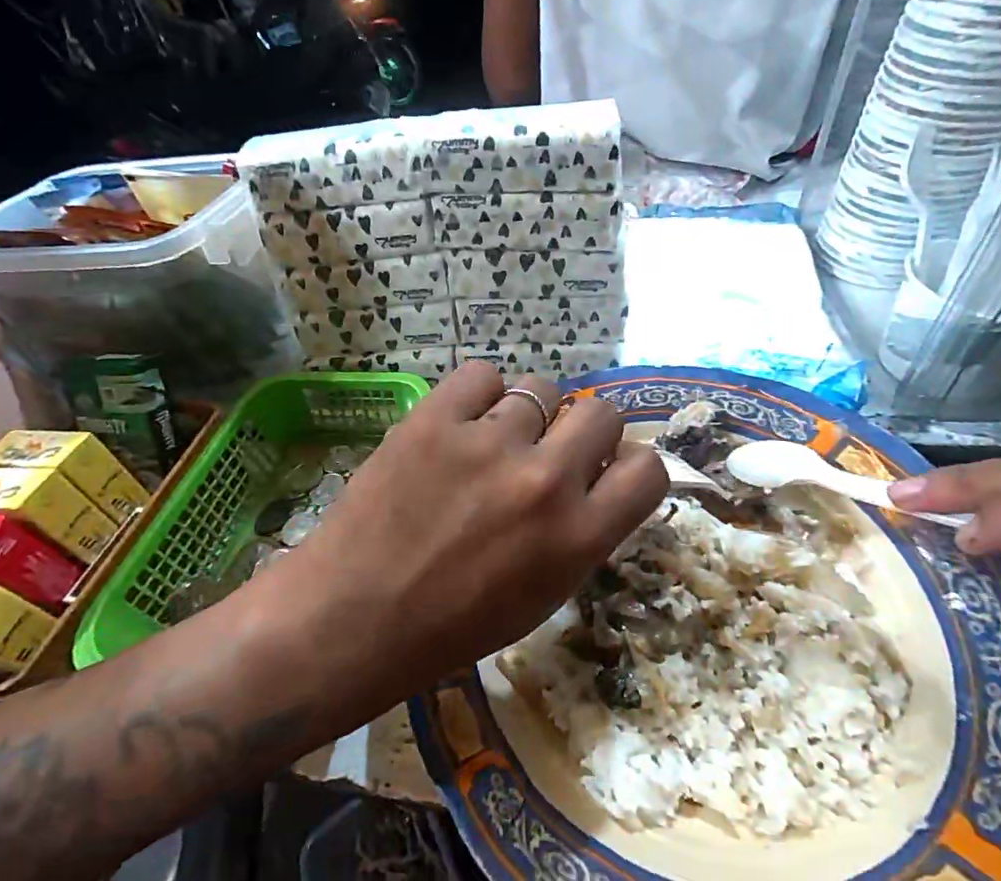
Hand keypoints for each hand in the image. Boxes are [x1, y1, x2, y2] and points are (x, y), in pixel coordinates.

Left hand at [278, 362, 668, 695]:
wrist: (354, 615)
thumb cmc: (451, 624)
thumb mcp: (541, 594)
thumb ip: (580, 532)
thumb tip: (593, 476)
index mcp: (578, 537)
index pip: (646, 469)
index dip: (627, 466)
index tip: (602, 471)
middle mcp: (544, 481)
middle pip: (601, 414)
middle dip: (582, 431)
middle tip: (547, 450)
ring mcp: (487, 443)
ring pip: (540, 389)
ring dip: (525, 415)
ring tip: (489, 443)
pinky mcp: (434, 419)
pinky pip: (482, 375)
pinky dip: (477, 396)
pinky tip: (459, 423)